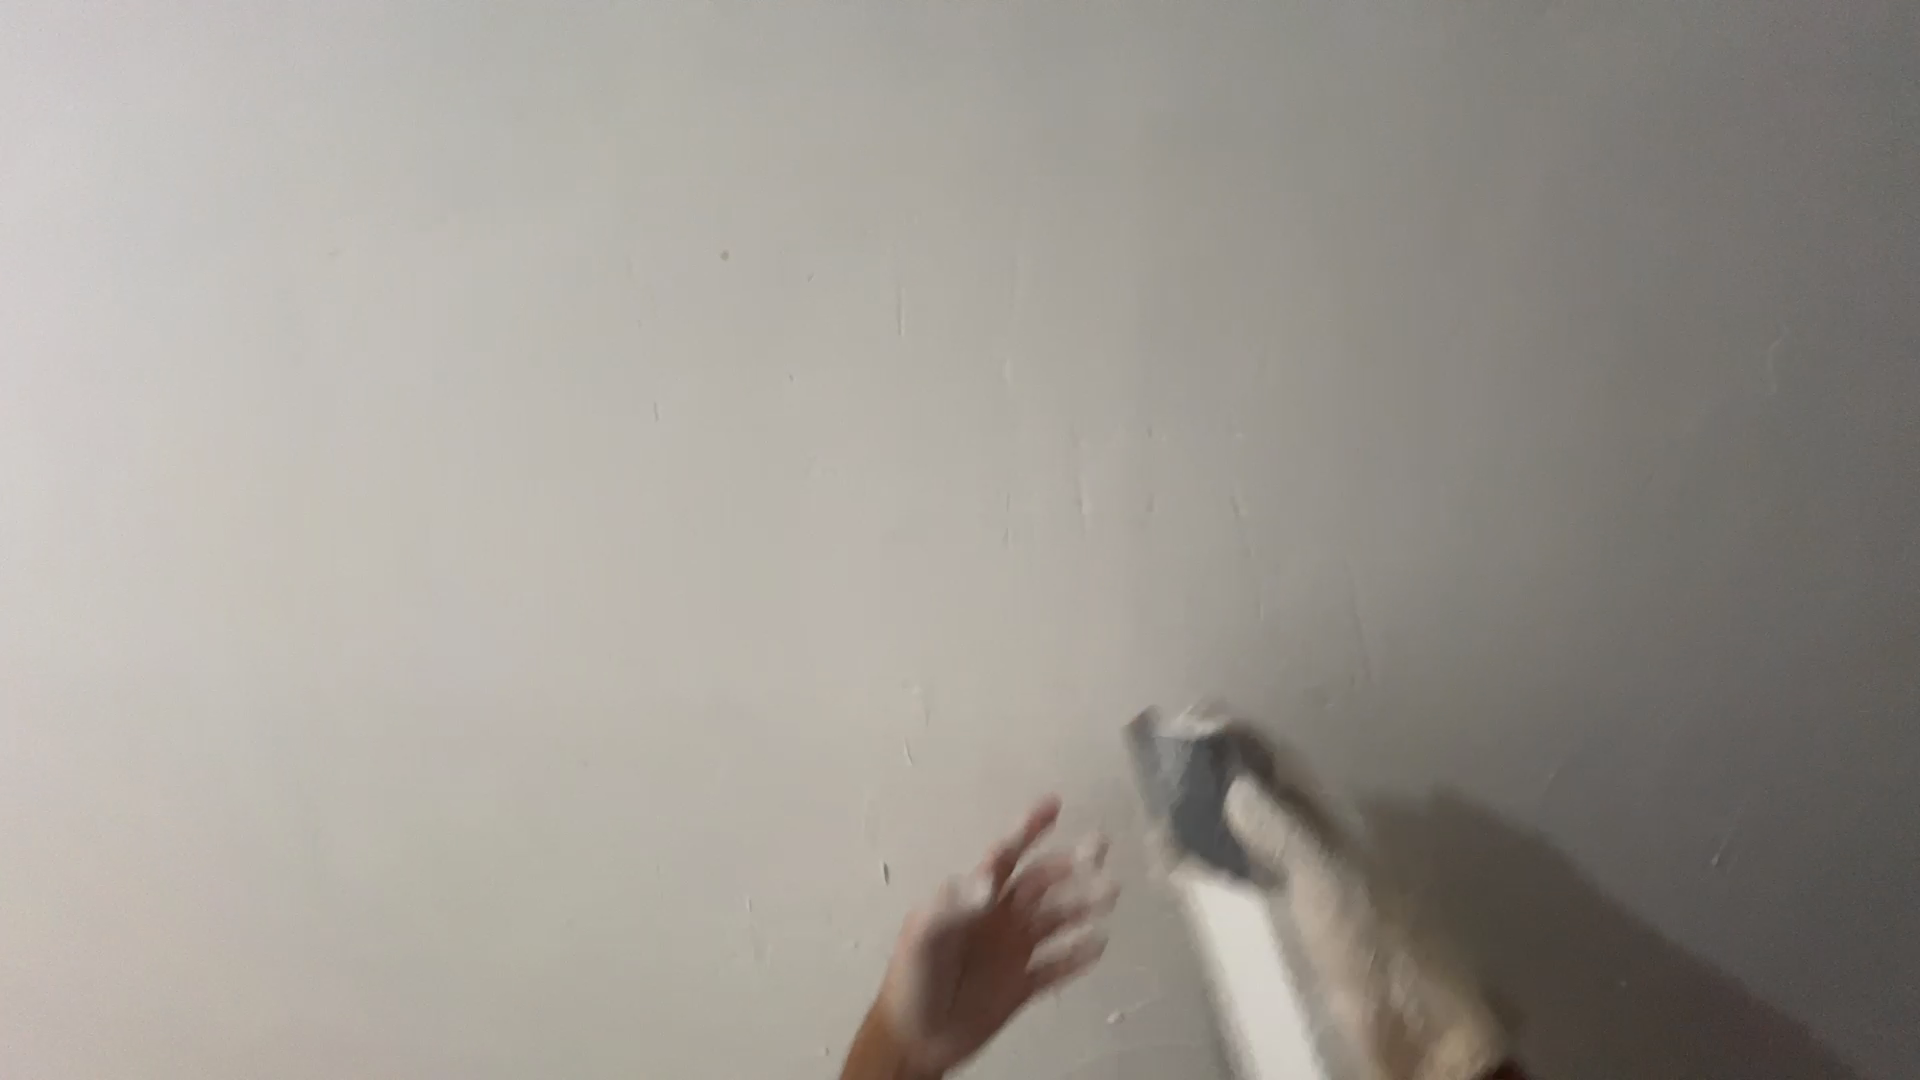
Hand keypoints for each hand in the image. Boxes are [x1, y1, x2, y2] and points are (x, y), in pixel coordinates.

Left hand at [874, 796, 1117, 1076]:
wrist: (914, 1038)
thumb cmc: (913, 977)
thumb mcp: (926, 934)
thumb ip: (955, 905)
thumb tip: (987, 880)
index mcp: (974, 897)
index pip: (1006, 854)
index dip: (1028, 828)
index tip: (1053, 804)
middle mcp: (999, 916)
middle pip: (1041, 880)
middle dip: (1069, 862)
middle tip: (1100, 846)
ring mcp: (1012, 949)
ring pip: (1056, 918)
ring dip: (1082, 903)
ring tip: (1110, 892)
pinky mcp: (1021, 984)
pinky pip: (1056, 966)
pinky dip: (1077, 956)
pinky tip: (1099, 944)